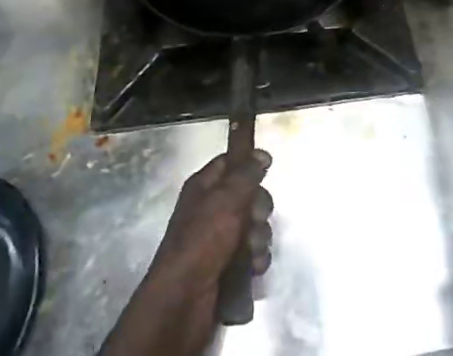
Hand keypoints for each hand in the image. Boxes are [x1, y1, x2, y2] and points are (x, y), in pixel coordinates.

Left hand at [100, 150, 273, 355]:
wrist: (184, 299)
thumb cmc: (203, 240)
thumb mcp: (226, 199)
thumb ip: (246, 174)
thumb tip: (261, 154)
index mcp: (204, 186)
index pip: (229, 162)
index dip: (248, 162)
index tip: (268, 166)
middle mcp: (211, 209)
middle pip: (248, 196)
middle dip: (259, 208)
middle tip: (254, 218)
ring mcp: (219, 239)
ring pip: (254, 226)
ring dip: (259, 238)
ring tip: (250, 251)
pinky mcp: (228, 265)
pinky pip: (253, 253)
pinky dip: (256, 260)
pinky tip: (253, 269)